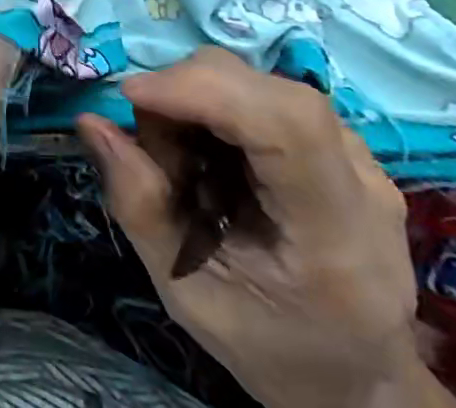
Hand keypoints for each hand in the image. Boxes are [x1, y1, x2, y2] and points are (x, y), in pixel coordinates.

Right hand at [77, 47, 455, 407]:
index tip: (131, 96)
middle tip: (150, 149)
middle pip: (264, 89)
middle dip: (183, 95)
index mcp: (334, 237)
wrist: (358, 375)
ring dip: (194, 102)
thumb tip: (92, 122)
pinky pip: (262, 94)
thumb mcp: (186, 295)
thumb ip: (140, 207)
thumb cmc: (269, 345)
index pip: (286, 125)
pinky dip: (213, 108)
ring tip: (181, 164)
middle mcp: (362, 184)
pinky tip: (208, 158)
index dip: (203, 91)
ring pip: (258, 81)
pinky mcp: (341, 143)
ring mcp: (362, 158)